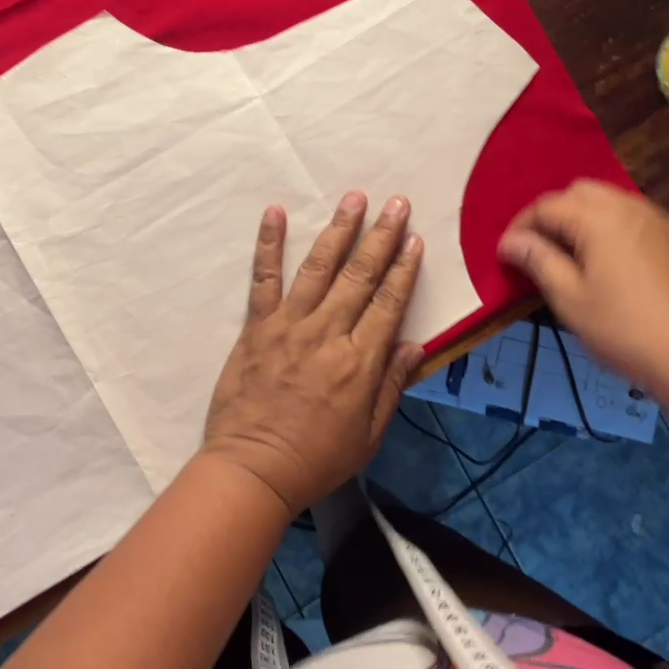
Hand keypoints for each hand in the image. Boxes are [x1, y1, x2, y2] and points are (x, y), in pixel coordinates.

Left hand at [202, 192, 424, 516]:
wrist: (253, 470)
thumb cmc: (316, 460)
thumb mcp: (369, 435)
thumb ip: (391, 386)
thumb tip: (415, 344)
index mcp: (360, 362)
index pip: (389, 304)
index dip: (404, 268)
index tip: (415, 238)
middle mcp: (328, 334)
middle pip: (360, 276)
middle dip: (381, 236)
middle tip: (396, 202)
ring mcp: (289, 325)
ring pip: (319, 268)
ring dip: (339, 230)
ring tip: (354, 199)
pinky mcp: (257, 326)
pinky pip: (264, 278)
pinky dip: (268, 243)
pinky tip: (275, 212)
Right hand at [496, 180, 668, 387]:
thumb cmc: (625, 329)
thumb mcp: (569, 299)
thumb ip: (537, 260)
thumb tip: (509, 241)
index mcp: (598, 218)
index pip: (546, 206)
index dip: (521, 226)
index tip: (506, 254)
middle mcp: (629, 207)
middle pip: (579, 192)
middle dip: (553, 214)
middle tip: (539, 250)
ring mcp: (658, 220)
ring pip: (609, 201)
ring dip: (583, 218)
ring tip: (571, 256)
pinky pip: (633, 217)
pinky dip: (611, 227)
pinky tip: (609, 263)